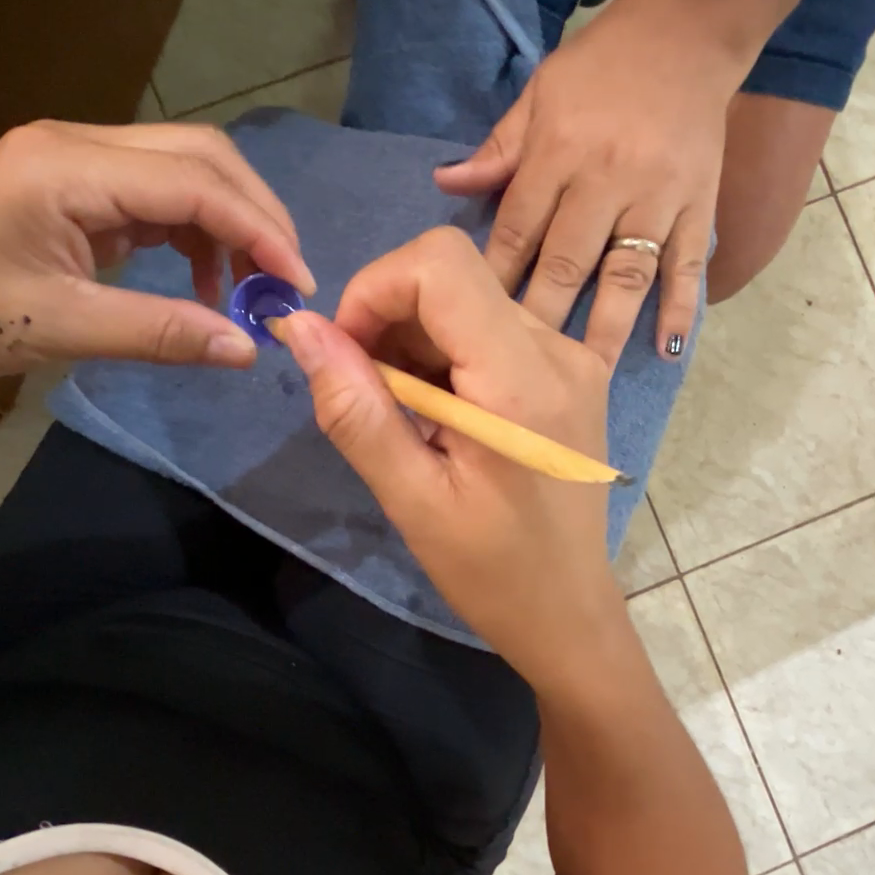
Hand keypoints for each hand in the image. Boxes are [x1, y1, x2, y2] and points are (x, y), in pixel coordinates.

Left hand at [0, 120, 315, 385]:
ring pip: (186, 172)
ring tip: (249, 293)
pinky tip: (205, 283)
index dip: (259, 232)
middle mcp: (78, 145)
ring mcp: (76, 163)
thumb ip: (164, 333)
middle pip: (201, 155)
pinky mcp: (76, 189)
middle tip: (286, 283)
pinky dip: (196, 237)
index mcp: (68, 167)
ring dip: (231, 227)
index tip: (297, 288)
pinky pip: (159, 199)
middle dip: (257, 216)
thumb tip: (249, 350)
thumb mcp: (63, 329)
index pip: (196, 181)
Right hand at [277, 228, 628, 676]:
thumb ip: (357, 411)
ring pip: (470, 299)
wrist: (569, 610)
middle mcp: (559, 349)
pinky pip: (494, 329)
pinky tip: (444, 415)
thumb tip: (301, 328)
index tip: (347, 356)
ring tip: (411, 419)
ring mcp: (573, 357)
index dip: (374, 291)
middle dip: (390, 319)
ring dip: (418, 342)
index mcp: (523, 379)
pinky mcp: (572, 372)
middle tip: (373, 398)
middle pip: (453, 276)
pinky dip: (450, 355)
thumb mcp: (413, 500)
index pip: (439, 264)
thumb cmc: (492, 572)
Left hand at [434, 0, 737, 361]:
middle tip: (515, 378)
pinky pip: (688, 265)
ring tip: (584, 378)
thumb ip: (498, 149)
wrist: (689, 33)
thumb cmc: (600, 67)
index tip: (475, 327)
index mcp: (559, 152)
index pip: (518, 228)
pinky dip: (679, 308)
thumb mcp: (539, 94)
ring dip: (603, 328)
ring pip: (625, 273)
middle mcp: (606, 180)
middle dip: (539, 319)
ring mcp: (658, 197)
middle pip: (566, 261)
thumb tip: (445, 183)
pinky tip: (667, 351)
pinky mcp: (698, 207)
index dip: (493, 280)